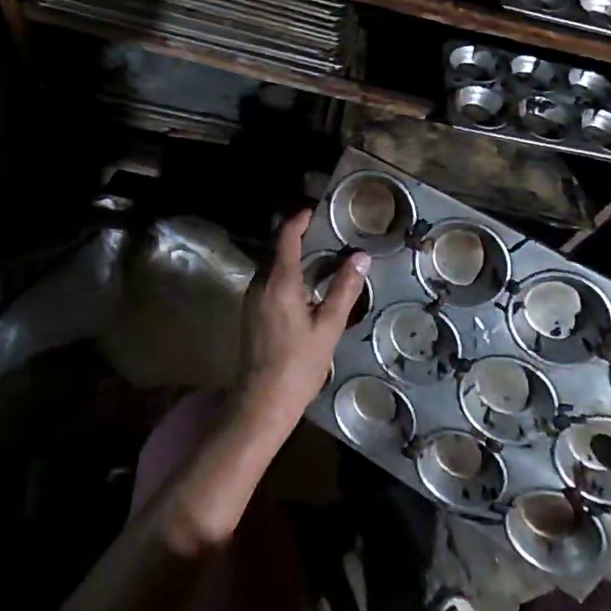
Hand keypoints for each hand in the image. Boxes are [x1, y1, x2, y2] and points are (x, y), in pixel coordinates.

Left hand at [236, 208, 368, 414]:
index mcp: (279, 282)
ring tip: (319, 256)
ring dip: (290, 255)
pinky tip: (303, 286)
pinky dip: (284, 272)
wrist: (262, 400)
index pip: (286, 236)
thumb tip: (360, 257)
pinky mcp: (250, 312)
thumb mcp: (329, 326)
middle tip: (325, 232)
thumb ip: (344, 289)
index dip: (299, 219)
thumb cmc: (299, 364)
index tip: (315, 211)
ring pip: (269, 265)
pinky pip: (267, 280)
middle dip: (296, 235)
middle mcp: (260, 283)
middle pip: (275, 247)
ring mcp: (251, 298)